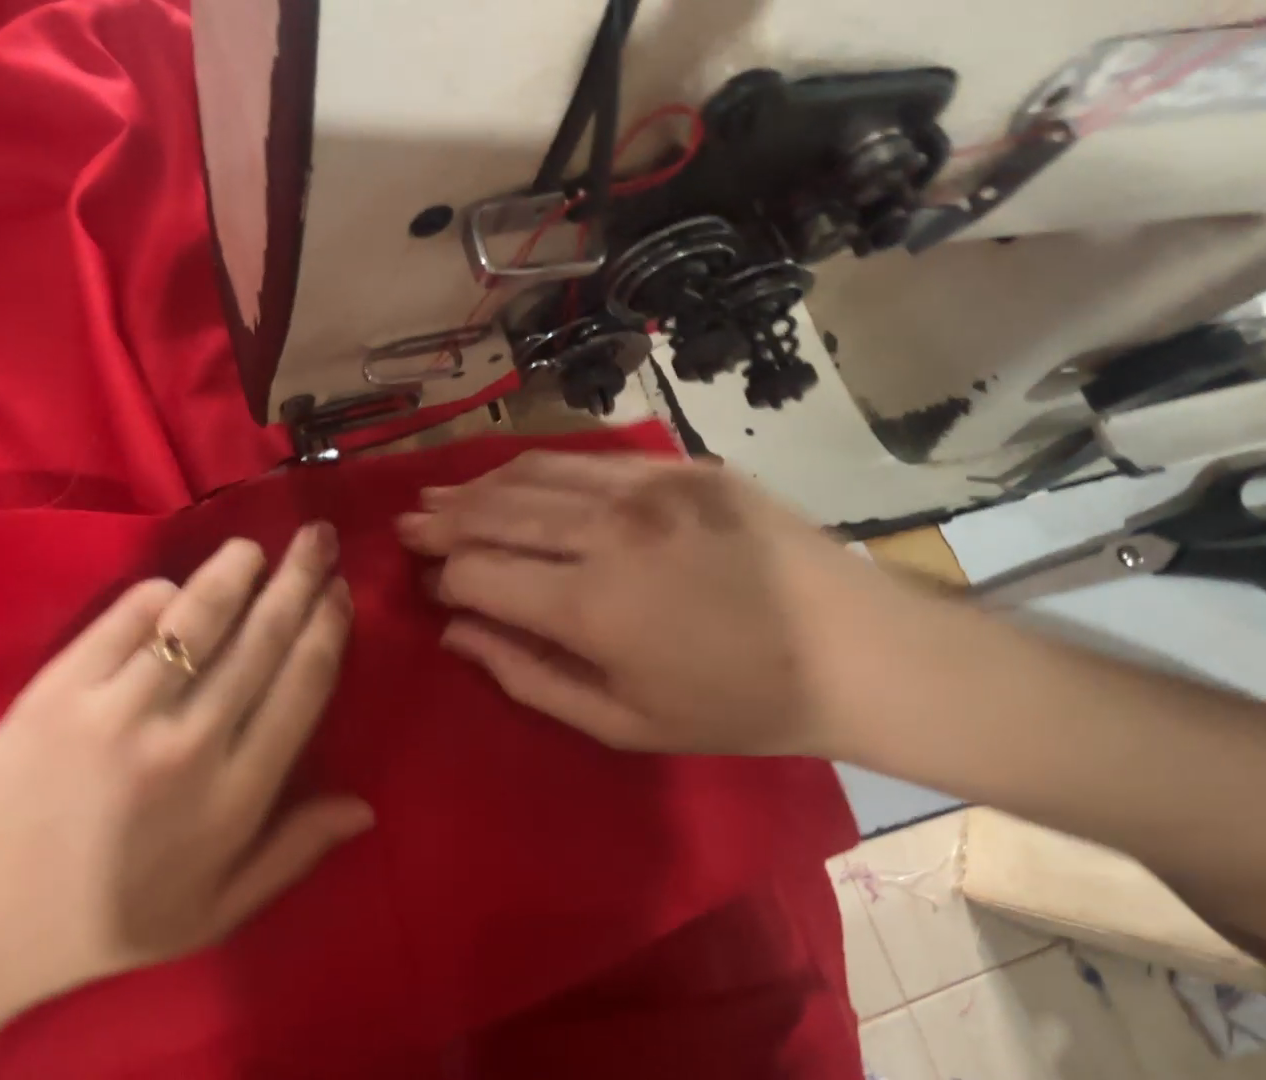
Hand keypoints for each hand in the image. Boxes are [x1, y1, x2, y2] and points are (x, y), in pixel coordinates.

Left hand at [0, 523, 369, 1012]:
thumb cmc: (105, 921)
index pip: (300, 690)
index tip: (339, 593)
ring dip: (232, 573)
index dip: (326, 632)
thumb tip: (363, 806)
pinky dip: (156, 596)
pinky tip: (173, 588)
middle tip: (316, 538)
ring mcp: (118, 712)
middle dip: (297, 582)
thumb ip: (291, 854)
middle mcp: (186, 746)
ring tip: (253, 549)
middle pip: (259, 642)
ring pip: (196, 619)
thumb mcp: (212, 912)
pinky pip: (123, 622)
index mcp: (232, 799)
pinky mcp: (60, 690)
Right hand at [397, 452, 899, 756]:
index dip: (443, 579)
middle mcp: (608, 534)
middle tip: (406, 526)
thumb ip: (527, 677)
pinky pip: (583, 459)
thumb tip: (456, 633)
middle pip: (493, 514)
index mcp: (591, 608)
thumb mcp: (623, 723)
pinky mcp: (680, 467)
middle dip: (440, 521)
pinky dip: (534, 468)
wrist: (859, 652)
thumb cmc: (736, 705)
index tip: (428, 587)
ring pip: (530, 475)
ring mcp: (646, 489)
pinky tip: (511, 477)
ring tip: (439, 496)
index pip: (479, 575)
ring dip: (475, 487)